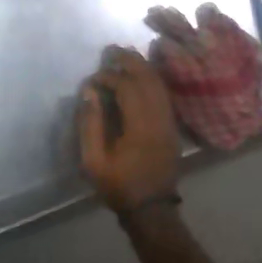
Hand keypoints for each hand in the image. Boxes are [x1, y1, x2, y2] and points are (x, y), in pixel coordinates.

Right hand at [78, 44, 181, 214]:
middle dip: (130, 61)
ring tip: (124, 57)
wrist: (152, 212)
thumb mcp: (93, 160)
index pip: (127, 88)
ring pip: (160, 86)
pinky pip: (164, 96)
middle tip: (112, 50)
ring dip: (143, 68)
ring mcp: (169, 125)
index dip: (109, 77)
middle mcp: (159, 122)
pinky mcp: (172, 129)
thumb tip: (89, 91)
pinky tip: (140, 76)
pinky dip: (152, 80)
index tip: (93, 80)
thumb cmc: (118, 186)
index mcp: (140, 128)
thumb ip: (90, 123)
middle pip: (149, 80)